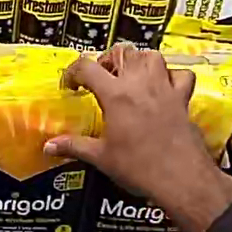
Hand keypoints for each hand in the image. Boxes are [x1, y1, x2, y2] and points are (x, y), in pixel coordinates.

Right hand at [45, 45, 231, 231]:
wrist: (181, 179)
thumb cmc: (139, 167)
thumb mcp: (100, 157)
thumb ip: (73, 146)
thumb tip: (49, 146)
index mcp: (116, 95)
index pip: (87, 67)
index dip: (73, 72)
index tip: (71, 86)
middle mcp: (140, 84)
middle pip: (122, 52)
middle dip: (107, 60)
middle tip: (100, 78)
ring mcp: (165, 88)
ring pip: (151, 55)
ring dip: (138, 60)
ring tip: (129, 76)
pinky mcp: (183, 99)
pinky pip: (180, 74)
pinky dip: (170, 75)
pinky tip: (163, 86)